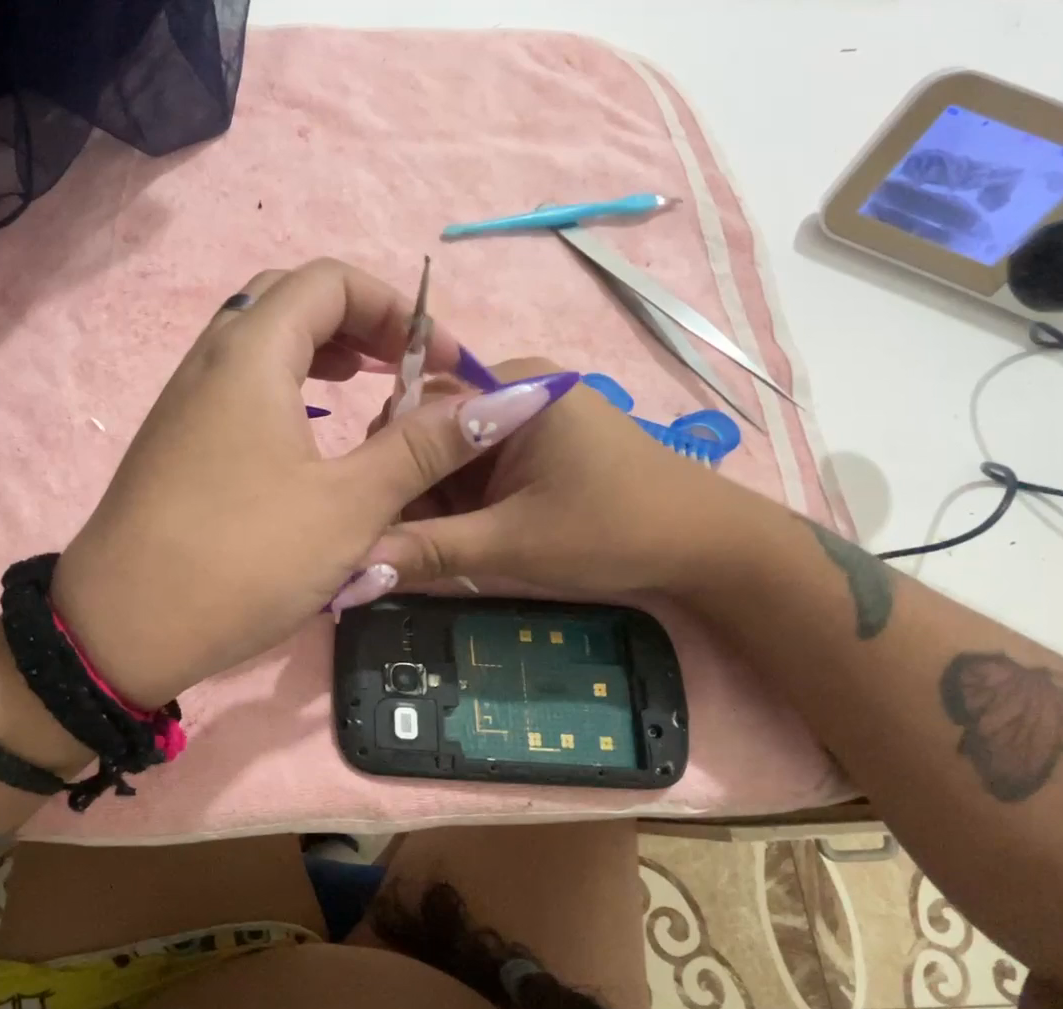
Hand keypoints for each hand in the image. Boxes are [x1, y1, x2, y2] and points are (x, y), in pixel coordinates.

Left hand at [51, 260, 574, 706]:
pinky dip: (282, 387)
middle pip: (289, 300)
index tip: (440, 362)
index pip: (330, 281)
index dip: (395, 308)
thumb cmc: (242, 560)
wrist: (120, 627)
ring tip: (362, 390)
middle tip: (398, 369)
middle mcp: (208, 360)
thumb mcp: (349, 506)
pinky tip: (306, 438)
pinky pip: (234, 386)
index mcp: (250, 354)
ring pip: (257, 343)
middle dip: (356, 322)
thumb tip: (509, 400)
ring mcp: (182, 401)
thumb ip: (425, 447)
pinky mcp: (172, 441)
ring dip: (316, 353)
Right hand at [360, 356, 756, 599]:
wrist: (710, 548)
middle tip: (400, 544)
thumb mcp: (512, 543)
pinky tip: (461, 537)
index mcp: (511, 387)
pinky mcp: (538, 443)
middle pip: (430, 434)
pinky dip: (462, 501)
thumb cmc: (614, 531)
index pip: (415, 413)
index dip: (387, 468)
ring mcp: (528, 414)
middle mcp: (514, 387)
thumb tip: (352, 566)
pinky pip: (477, 465)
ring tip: (428, 547)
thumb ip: (429, 550)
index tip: (371, 521)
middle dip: (411, 488)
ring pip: (450, 454)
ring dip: (434, 500)